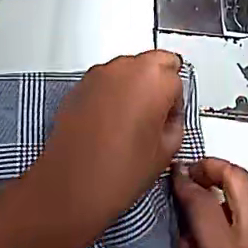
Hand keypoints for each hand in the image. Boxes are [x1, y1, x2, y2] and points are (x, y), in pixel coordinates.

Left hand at [0, 49, 185, 247]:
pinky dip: (112, 93)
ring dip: (134, 86)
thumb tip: (168, 115)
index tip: (169, 120)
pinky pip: (106, 80)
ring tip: (130, 122)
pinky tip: (109, 122)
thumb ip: (174, 122)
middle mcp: (125, 67)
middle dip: (158, 83)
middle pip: (153, 63)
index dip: (175, 102)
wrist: (71, 184)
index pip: (176, 78)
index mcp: (153, 78)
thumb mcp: (165, 151)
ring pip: (128, 69)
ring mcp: (100, 73)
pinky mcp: (80, 83)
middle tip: (155, 115)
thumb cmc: (121, 170)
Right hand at [174, 158, 247, 247]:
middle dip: (214, 167)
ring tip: (202, 210)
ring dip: (227, 197)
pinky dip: (239, 225)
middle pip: (241, 181)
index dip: (184, 180)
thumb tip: (185, 228)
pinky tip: (220, 243)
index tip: (175, 176)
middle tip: (194, 171)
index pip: (202, 198)